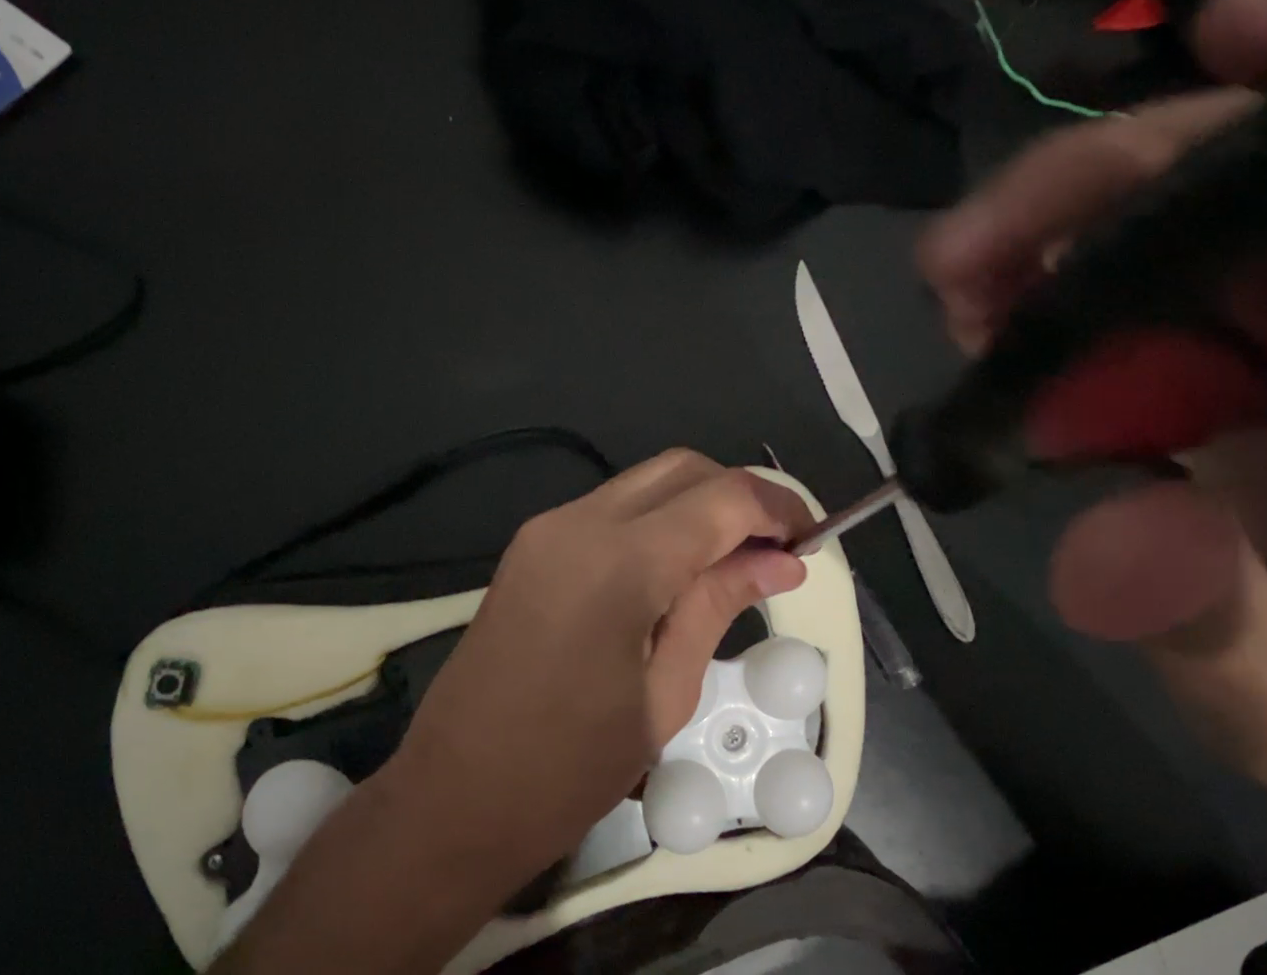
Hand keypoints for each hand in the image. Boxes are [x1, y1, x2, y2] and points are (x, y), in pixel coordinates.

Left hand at [385, 450, 813, 881]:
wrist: (454, 797)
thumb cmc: (570, 767)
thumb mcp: (666, 694)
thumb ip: (717, 606)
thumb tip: (780, 561)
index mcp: (619, 560)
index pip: (722, 497)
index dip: (777, 509)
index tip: (812, 542)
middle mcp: (578, 521)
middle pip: (682, 470)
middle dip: (740, 497)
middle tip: (777, 553)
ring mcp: (547, 529)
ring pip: (645, 483)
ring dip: (698, 506)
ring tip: (736, 562)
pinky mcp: (531, 546)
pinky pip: (611, 509)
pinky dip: (658, 521)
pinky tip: (679, 569)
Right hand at [920, 0, 1266, 879]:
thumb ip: (1238, 646)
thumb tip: (1110, 543)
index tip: (1243, 43)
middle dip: (1134, 169)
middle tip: (974, 251)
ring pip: (1225, 178)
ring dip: (1071, 217)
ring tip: (960, 291)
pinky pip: (1170, 248)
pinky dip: (1065, 268)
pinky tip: (995, 319)